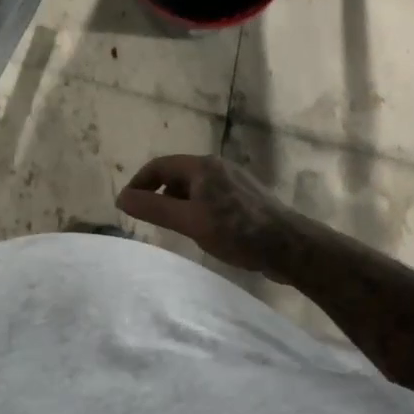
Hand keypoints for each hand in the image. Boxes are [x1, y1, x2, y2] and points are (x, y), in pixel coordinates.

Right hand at [116, 154, 296, 278]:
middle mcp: (218, 166)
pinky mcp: (249, 198)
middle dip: (159, 193)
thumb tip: (122, 198)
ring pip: (196, 187)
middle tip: (149, 217)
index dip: (139, 183)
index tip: (127, 204)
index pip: (159, 166)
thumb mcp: (189, 221)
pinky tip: (203, 229)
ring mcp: (236, 181)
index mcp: (202, 166)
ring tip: (174, 226)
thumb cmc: (236, 231)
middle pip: (177, 174)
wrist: (291, 247)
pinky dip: (198, 208)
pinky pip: (213, 196)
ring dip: (179, 202)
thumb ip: (154, 208)